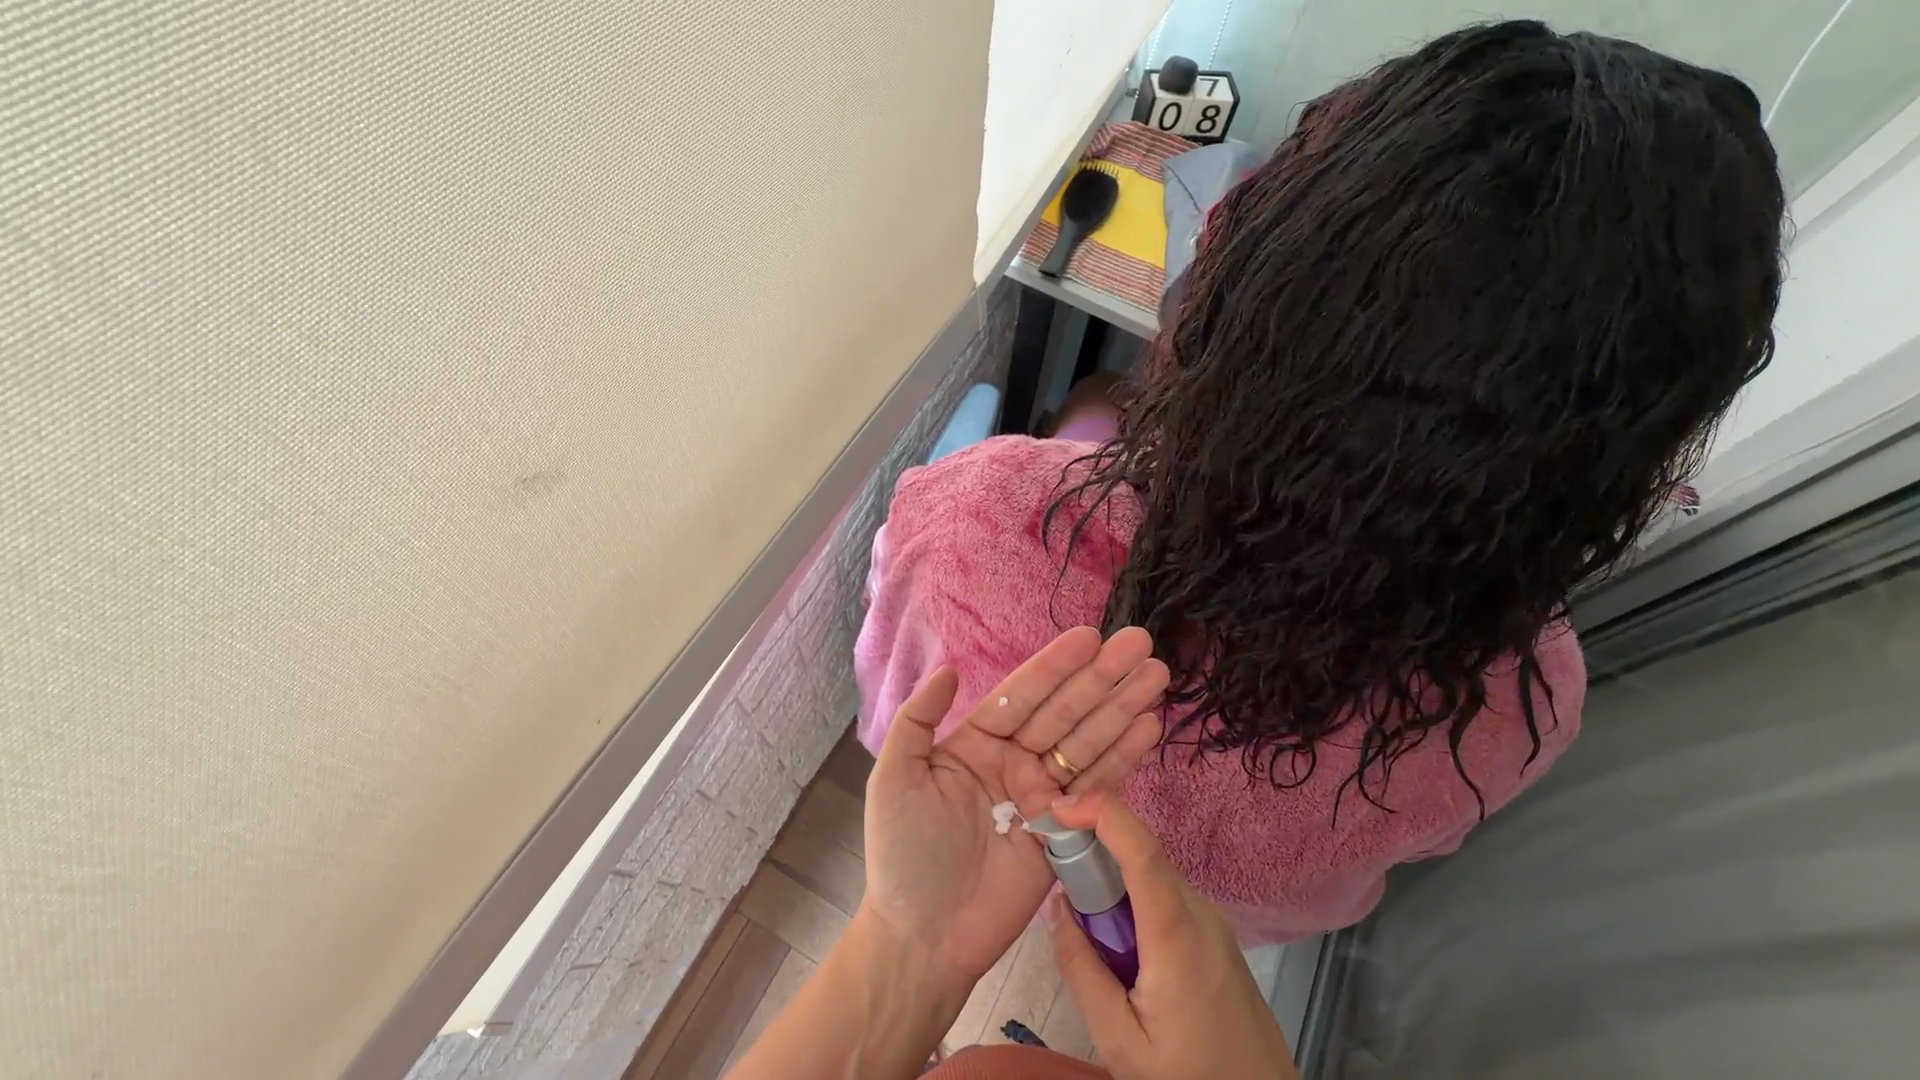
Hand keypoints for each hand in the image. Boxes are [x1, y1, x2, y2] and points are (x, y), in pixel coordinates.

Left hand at [861, 627, 1166, 992]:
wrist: (925, 935)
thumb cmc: (903, 853)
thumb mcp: (895, 778)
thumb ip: (918, 720)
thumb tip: (949, 669)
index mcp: (976, 743)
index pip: (1023, 695)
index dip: (1056, 666)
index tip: (1090, 637)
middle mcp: (1014, 761)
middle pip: (1065, 712)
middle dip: (1101, 678)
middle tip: (1140, 643)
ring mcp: (1042, 795)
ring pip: (1088, 742)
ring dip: (1122, 708)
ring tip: (1156, 675)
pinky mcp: (1065, 831)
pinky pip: (1098, 787)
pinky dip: (1125, 757)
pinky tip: (1149, 727)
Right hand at [1048, 793, 1299, 1079]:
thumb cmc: (1189, 1074)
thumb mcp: (1119, 1039)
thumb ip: (1082, 970)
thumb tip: (1059, 908)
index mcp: (1176, 932)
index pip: (1141, 848)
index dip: (1102, 812)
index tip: (1059, 807)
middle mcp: (1200, 912)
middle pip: (1142, 856)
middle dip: (1094, 851)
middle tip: (1056, 874)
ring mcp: (1214, 923)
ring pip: (1152, 877)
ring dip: (1113, 882)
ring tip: (1085, 925)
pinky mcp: (1217, 936)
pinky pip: (1166, 898)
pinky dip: (1133, 901)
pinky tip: (1119, 945)